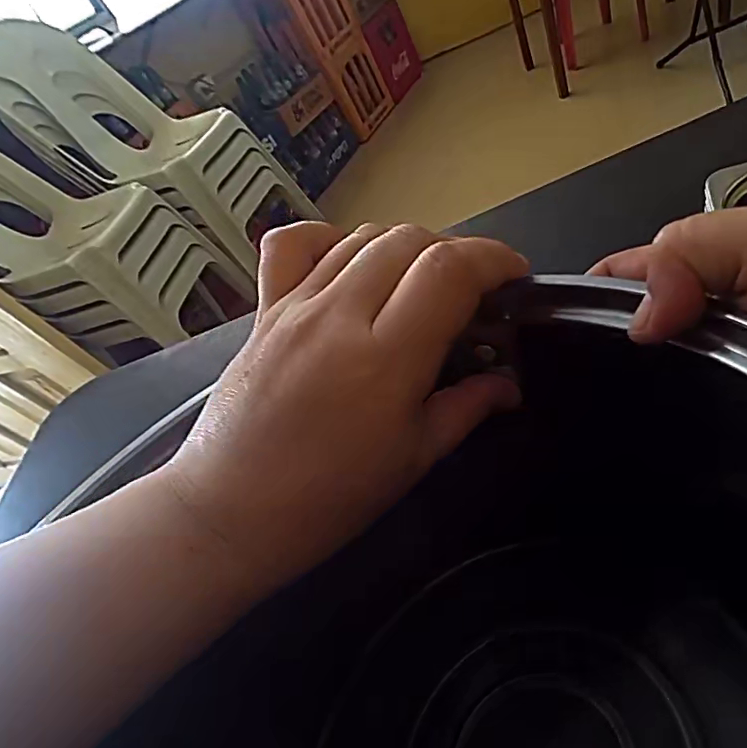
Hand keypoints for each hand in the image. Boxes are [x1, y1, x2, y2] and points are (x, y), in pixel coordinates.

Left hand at [156, 222, 529, 584]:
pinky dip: (337, 238)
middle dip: (461, 252)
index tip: (516, 276)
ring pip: (366, 236)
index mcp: (386, 358)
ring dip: (413, 246)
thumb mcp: (417, 455)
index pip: (449, 271)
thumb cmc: (333, 495)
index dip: (493, 260)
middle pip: (413, 241)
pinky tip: (357, 263)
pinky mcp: (264, 309)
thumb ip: (469, 407)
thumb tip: (509, 386)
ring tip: (430, 280)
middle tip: (480, 288)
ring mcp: (295, 306)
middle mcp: (339, 316)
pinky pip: (296, 243)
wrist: (231, 510)